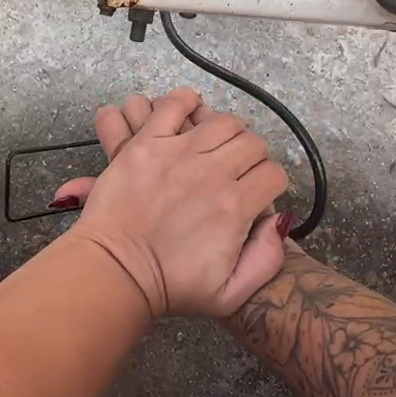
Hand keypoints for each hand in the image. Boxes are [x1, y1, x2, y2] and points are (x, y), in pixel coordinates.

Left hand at [52, 89, 291, 318]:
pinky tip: (188, 111)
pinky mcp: (145, 144)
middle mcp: (211, 174)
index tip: (255, 191)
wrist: (115, 272)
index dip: (269, 183)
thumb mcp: (230, 295)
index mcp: (235, 208)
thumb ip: (267, 260)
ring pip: (222, 121)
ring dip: (225, 130)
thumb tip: (280, 220)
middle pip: (252, 143)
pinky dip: (184, 101)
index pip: (273, 174)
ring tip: (215, 146)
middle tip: (236, 169)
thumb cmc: (169, 287)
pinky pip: (173, 105)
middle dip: (251, 156)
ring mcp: (177, 154)